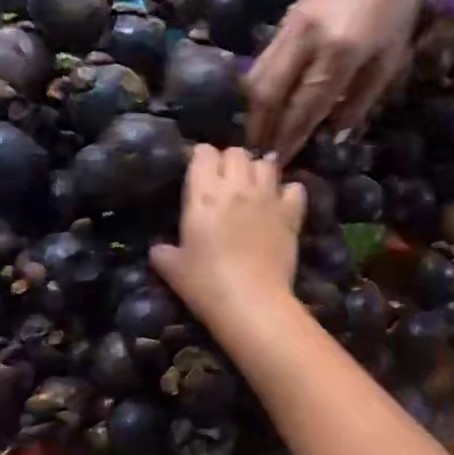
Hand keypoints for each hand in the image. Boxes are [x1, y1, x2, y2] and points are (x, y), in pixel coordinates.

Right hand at [150, 145, 304, 329]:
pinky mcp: (291, 215)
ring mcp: (267, 198)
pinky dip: (289, 191)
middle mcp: (237, 187)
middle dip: (231, 161)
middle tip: (227, 180)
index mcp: (204, 194)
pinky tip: (283, 202)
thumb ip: (163, 253)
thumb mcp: (173, 269)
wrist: (251, 301)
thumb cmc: (206, 284)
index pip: (204, 153)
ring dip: (260, 170)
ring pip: (267, 164)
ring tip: (255, 186)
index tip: (200, 171)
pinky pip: (295, 188)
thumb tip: (158, 250)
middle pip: (237, 152)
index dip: (202, 158)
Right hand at [246, 0, 428, 160]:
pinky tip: (262, 106)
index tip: (278, 163)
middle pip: (268, 92)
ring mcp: (292, 27)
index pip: (305, 106)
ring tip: (254, 136)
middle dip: (259, 128)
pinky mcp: (286, 19)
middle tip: (255, 155)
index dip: (289, 138)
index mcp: (340, 52)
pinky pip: (265, 60)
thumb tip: (333, 136)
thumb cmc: (396, 11)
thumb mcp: (388, 62)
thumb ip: (358, 101)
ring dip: (253, 110)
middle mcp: (307, 40)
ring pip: (258, 75)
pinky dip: (259, 88)